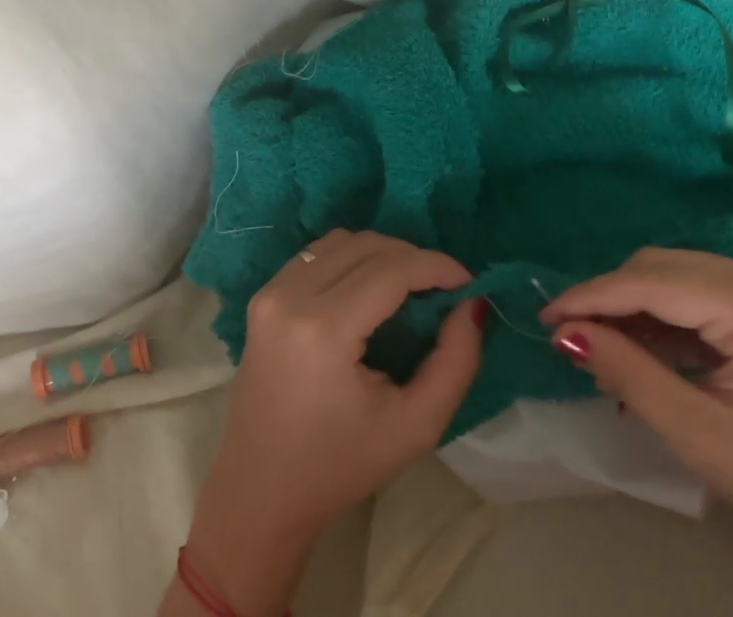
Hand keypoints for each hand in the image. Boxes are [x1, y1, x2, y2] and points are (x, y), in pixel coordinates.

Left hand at [168, 230, 485, 616]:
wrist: (261, 490)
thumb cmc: (341, 465)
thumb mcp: (417, 425)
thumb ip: (456, 360)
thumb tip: (471, 304)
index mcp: (323, 329)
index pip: (392, 268)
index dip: (438, 266)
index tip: (470, 283)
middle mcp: (289, 298)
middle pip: (366, 246)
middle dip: (414, 258)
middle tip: (443, 291)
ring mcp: (268, 295)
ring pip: (339, 242)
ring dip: (381, 255)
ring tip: (410, 291)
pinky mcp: (261, 300)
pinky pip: (315, 256)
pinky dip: (351, 261)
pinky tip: (371, 293)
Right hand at [541, 247, 732, 616]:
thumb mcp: (697, 432)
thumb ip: (627, 371)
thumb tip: (565, 333)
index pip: (649, 280)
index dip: (589, 296)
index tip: (542, 320)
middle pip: (665, 266)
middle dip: (612, 298)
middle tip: (574, 344)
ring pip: (684, 276)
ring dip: (640, 307)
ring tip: (611, 356)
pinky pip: (710, 294)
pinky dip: (672, 317)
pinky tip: (656, 356)